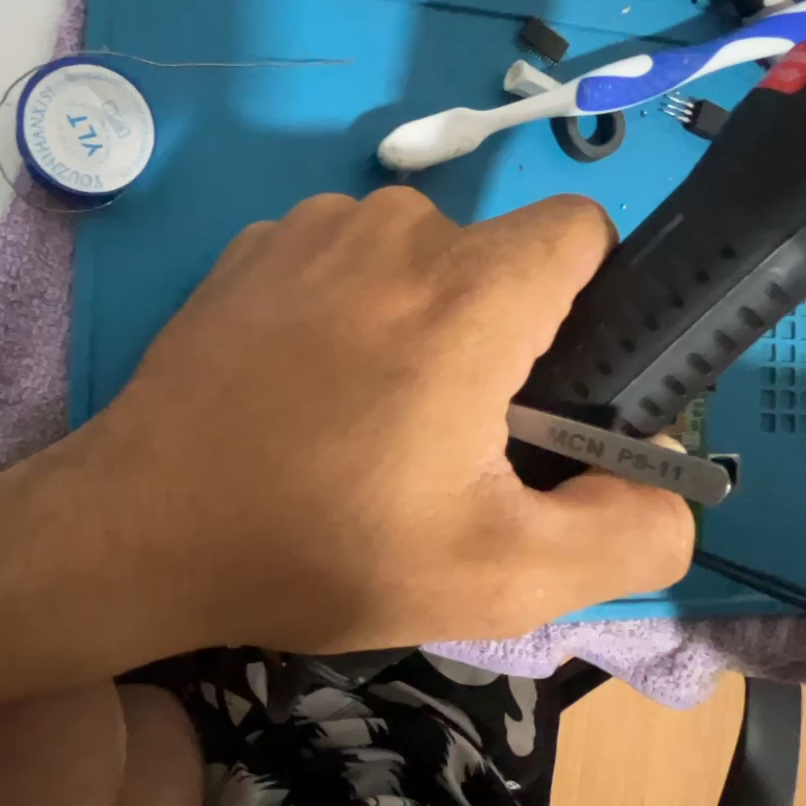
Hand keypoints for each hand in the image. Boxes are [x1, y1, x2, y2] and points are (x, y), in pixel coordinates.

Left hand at [71, 187, 693, 653]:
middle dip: (491, 334)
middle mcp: (391, 229)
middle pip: (491, 258)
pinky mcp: (245, 250)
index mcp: (470, 289)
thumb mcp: (502, 576)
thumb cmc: (321, 545)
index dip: (584, 307)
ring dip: (408, 322)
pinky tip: (291, 386)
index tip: (541, 386)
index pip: (581, 233)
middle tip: (436, 435)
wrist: (144, 527)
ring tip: (355, 416)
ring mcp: (305, 230)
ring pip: (408, 258)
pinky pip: (332, 263)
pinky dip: (335, 311)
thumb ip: (629, 532)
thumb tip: (662, 484)